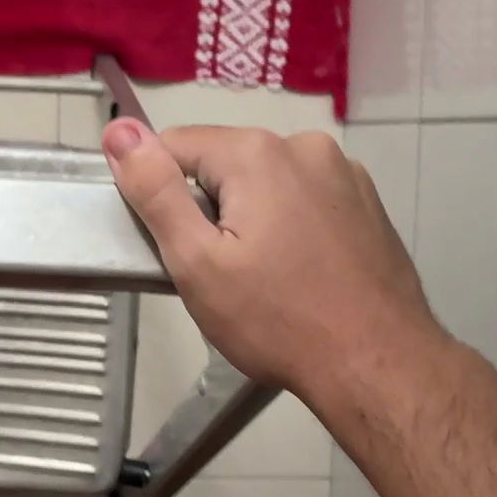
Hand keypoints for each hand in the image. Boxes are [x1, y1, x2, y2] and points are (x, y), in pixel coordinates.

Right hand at [101, 118, 451, 413]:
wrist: (376, 364)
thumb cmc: (276, 320)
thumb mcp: (195, 261)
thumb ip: (154, 191)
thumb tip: (120, 132)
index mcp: (256, 153)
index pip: (173, 145)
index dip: (158, 193)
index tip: (172, 245)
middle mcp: (304, 146)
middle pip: (221, 163)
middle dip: (206, 207)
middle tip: (216, 271)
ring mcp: (344, 172)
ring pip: (263, 181)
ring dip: (247, 215)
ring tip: (258, 277)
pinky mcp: (366, 201)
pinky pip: (302, 197)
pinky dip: (287, 223)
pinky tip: (296, 271)